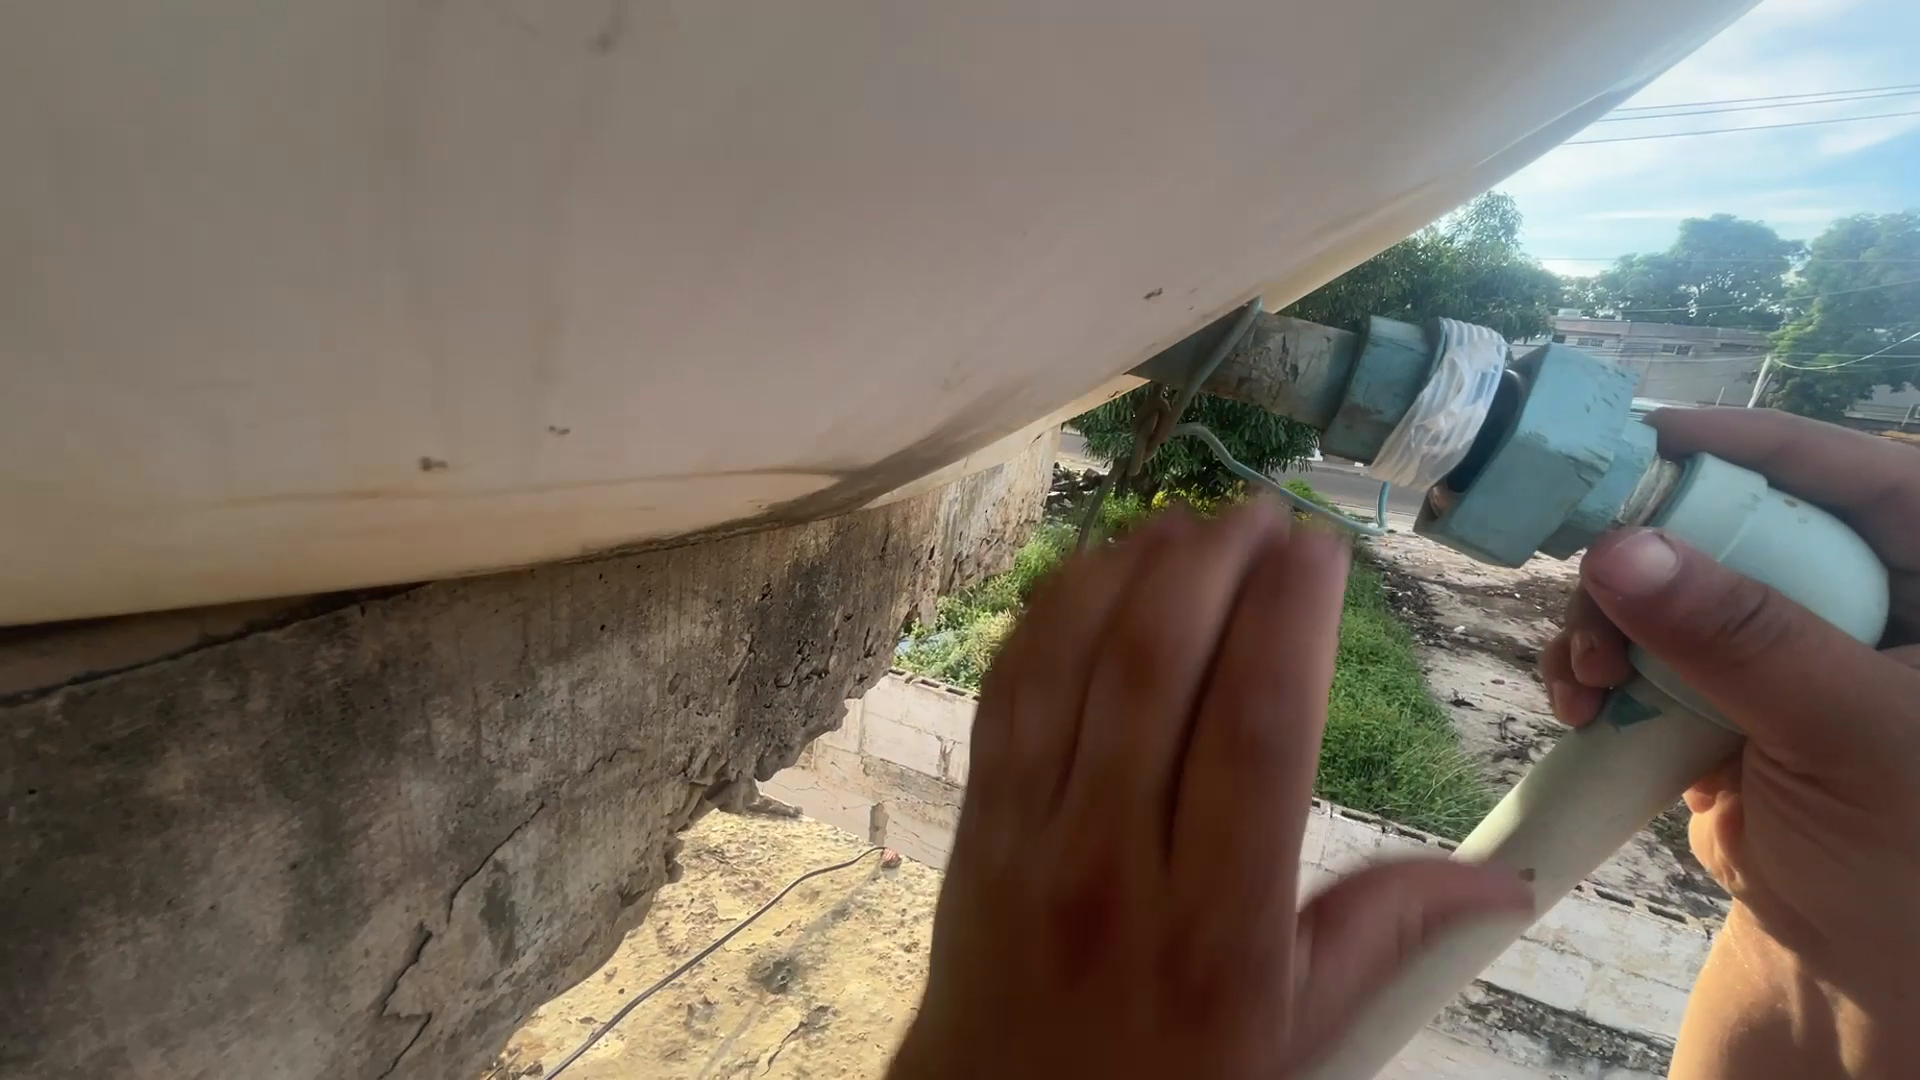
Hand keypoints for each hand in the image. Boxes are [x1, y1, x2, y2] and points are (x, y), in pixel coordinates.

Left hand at [890, 501, 1528, 1078]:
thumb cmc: (1166, 1077)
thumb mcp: (1297, 1036)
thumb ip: (1388, 937)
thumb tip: (1507, 878)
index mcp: (1218, 923)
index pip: (1259, 731)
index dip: (1289, 618)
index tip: (1319, 547)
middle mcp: (1112, 855)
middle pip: (1156, 667)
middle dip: (1210, 564)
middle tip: (1257, 510)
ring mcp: (1029, 822)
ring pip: (1072, 660)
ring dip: (1127, 570)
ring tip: (1184, 521)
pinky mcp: (978, 804)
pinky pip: (1009, 683)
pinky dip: (1050, 610)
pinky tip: (1093, 568)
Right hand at [1537, 408, 1919, 1074]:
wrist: (1873, 973)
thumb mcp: (1861, 743)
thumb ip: (1747, 640)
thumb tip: (1615, 547)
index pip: (1862, 478)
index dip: (1752, 446)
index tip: (1637, 441)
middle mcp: (1863, 605)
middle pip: (1725, 529)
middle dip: (1637, 567)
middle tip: (1591, 611)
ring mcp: (1779, 647)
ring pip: (1657, 588)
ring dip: (1598, 627)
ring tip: (1581, 682)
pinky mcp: (1712, 686)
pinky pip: (1628, 644)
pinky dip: (1587, 667)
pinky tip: (1576, 703)